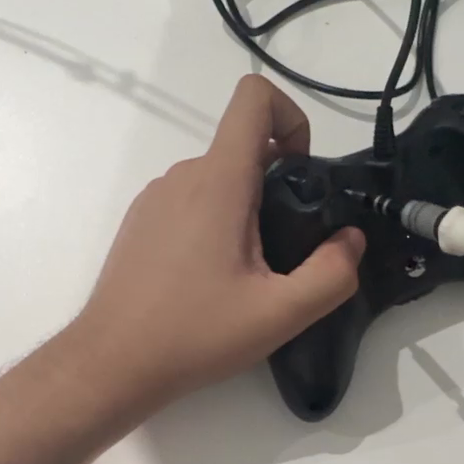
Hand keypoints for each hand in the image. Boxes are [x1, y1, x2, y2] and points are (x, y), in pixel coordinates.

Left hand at [71, 75, 364, 410]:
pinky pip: (192, 204)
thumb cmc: (195, 334)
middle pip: (243, 149)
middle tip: (286, 253)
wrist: (113, 364)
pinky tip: (212, 283)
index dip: (292, 119)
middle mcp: (182, 177)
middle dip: (278, 187)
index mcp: (218, 182)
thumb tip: (351, 241)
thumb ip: (331, 274)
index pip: (254, 99)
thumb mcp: (280, 314)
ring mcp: (155, 199)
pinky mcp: (141, 224)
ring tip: (249, 277)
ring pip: (218, 181)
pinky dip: (216, 226)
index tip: (304, 175)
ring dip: (247, 212)